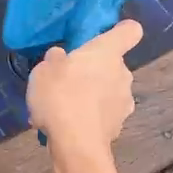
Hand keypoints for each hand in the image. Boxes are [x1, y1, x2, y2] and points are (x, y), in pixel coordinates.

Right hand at [27, 19, 143, 151]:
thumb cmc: (60, 96)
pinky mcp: (118, 126)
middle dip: (95, 75)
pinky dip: (90, 121)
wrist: (75, 142)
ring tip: (66, 114)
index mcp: (108, 52)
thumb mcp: (43, 71)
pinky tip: (71, 130)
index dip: (118, 33)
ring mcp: (124, 101)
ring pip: (108, 94)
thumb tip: (60, 58)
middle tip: (68, 87)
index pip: (129, 31)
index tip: (102, 42)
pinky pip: (103, 118)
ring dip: (92, 100)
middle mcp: (124, 73)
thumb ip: (54, 61)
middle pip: (113, 67)